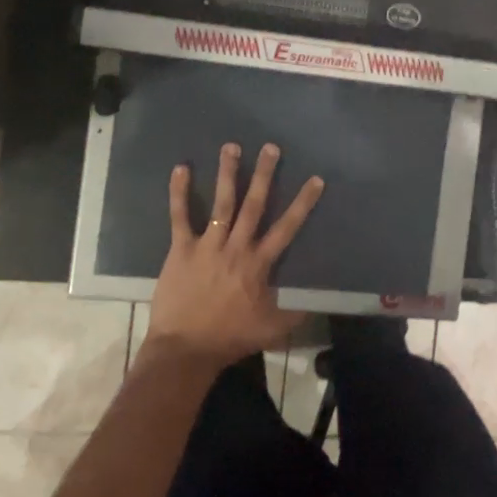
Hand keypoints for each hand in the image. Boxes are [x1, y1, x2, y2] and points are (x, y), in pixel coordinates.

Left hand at [142, 142, 323, 370]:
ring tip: (231, 147)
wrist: (186, 349)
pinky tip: (181, 168)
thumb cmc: (231, 338)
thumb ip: (295, 312)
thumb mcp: (273, 328)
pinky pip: (179, 217)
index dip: (302, 203)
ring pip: (221, 203)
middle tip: (271, 147)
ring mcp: (207, 246)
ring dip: (227, 174)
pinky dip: (179, 193)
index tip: (315, 180)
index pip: (286, 228)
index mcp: (259, 264)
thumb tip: (317, 301)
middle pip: (254, 205)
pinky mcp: (180, 250)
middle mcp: (236, 247)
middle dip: (264, 175)